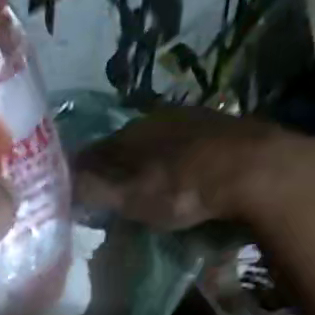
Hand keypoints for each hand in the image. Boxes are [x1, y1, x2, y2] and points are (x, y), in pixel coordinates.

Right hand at [73, 108, 314, 230]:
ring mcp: (197, 121)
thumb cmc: (182, 188)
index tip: (76, 193)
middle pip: (129, 146)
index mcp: (132, 131)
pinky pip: (191, 151)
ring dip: (152, 166)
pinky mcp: (228, 132)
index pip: (96, 150)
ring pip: (162, 145)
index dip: (84, 173)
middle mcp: (161, 118)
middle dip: (118, 169)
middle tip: (111, 197)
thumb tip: (59, 185)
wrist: (256, 171)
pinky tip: (186, 184)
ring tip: (148, 192)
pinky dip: (181, 167)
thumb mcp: (129, 197)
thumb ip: (93, 189)